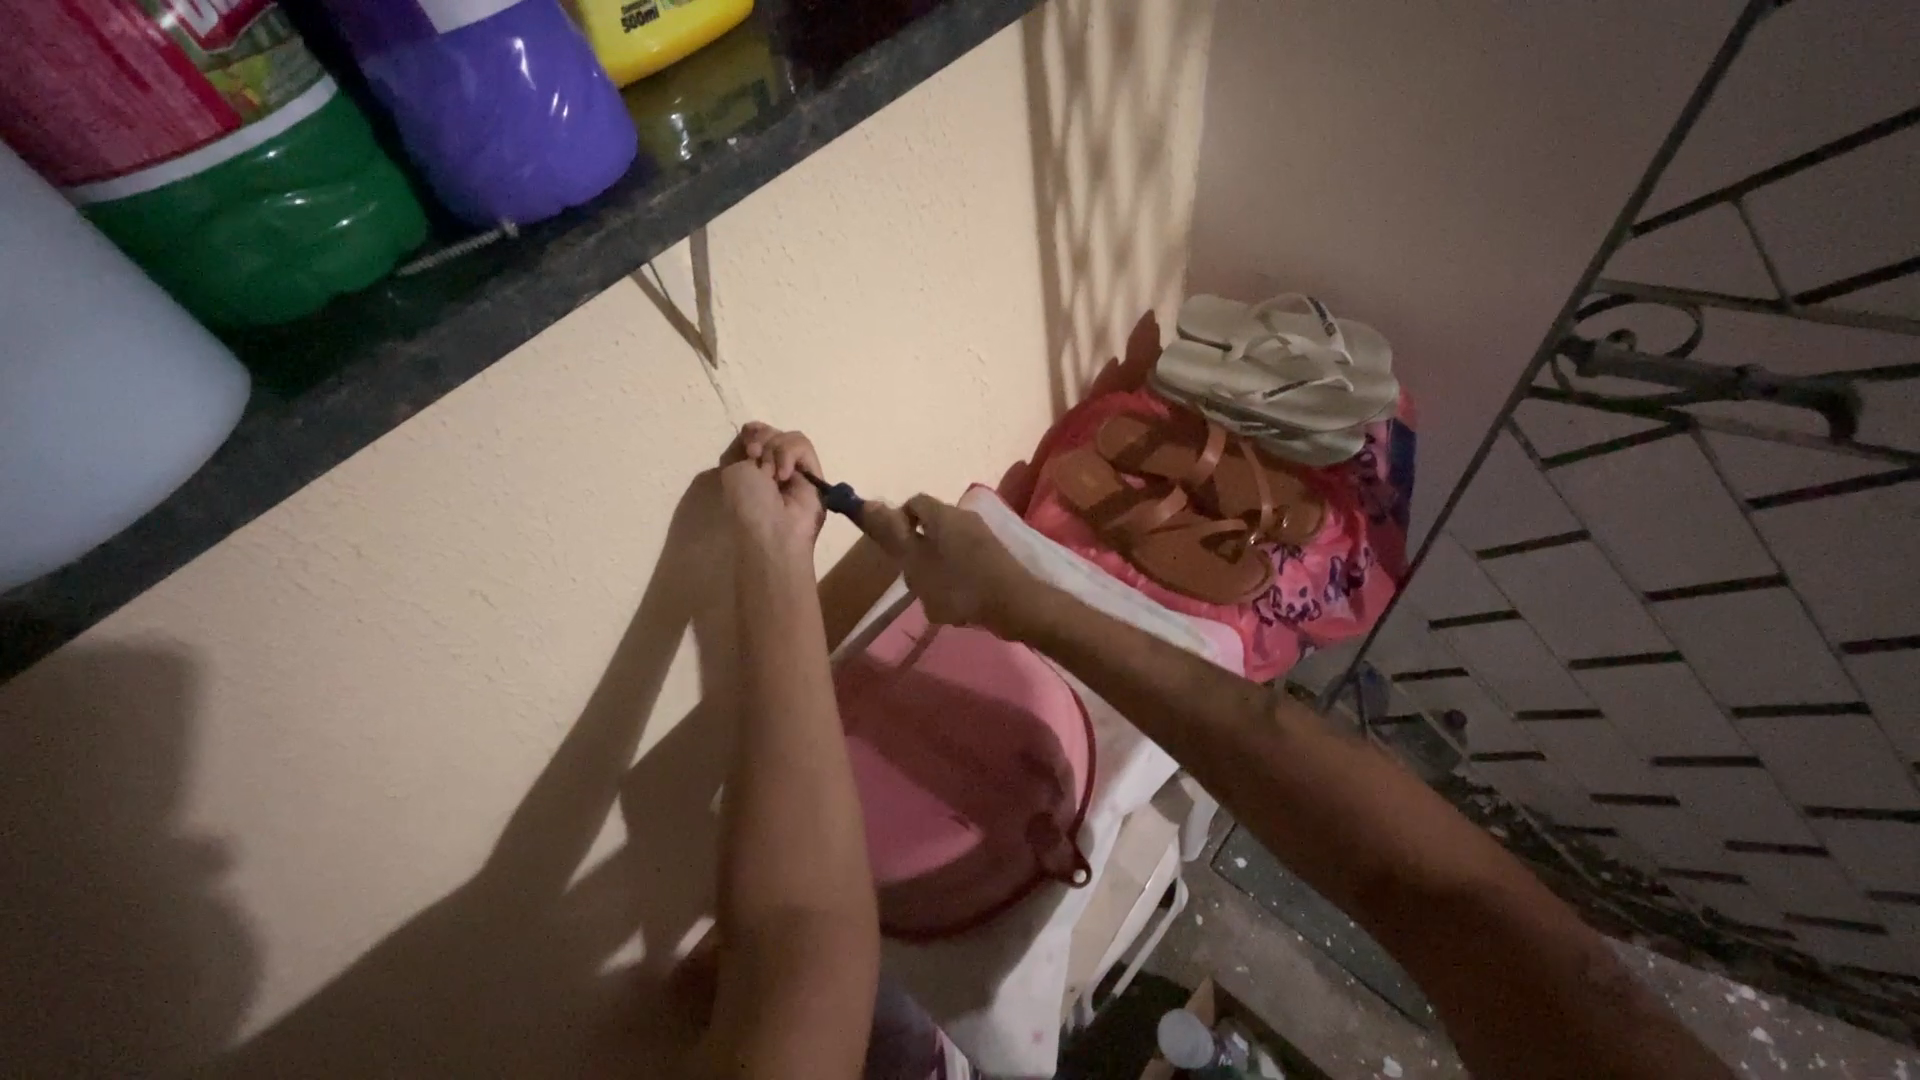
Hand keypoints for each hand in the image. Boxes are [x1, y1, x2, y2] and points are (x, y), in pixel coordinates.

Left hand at [721, 423, 825, 558]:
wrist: (772, 529)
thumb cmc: (746, 503)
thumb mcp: (732, 468)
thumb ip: (745, 443)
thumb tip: (759, 433)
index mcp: (749, 465)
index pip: (754, 432)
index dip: (752, 433)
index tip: (748, 449)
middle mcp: (771, 465)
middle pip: (772, 431)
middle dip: (763, 441)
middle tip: (756, 459)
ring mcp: (793, 469)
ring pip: (788, 436)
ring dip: (776, 451)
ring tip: (773, 475)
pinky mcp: (813, 472)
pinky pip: (803, 445)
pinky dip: (790, 455)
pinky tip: (785, 475)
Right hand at [861, 494, 1046, 636]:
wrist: (1016, 605)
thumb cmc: (960, 585)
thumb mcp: (916, 562)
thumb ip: (892, 534)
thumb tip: (867, 503)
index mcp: (943, 514)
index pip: (913, 503)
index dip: (898, 522)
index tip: (894, 550)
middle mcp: (963, 518)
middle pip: (928, 528)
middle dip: (915, 554)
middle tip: (915, 580)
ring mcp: (981, 538)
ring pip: (944, 550)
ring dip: (933, 572)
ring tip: (936, 599)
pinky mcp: (993, 558)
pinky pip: (963, 564)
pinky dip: (954, 581)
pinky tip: (957, 604)